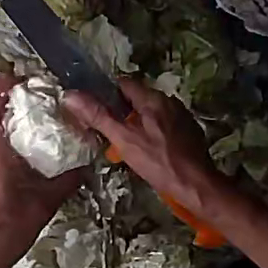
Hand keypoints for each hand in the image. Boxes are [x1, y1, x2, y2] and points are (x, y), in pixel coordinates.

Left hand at [0, 75, 87, 267]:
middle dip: (3, 97)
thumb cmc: (8, 226)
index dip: (0, 87)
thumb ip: (68, 181)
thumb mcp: (45, 202)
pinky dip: (4, 135)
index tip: (22, 78)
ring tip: (31, 114)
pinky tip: (26, 146)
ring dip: (2, 116)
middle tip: (31, 93)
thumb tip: (87, 165)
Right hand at [62, 79, 225, 210]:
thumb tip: (71, 95)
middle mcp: (170, 101)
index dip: (107, 93)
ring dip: (138, 122)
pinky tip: (149, 148)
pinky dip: (153, 131)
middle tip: (108, 129)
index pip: (124, 83)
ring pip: (152, 112)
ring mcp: (182, 116)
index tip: (96, 107)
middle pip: (138, 98)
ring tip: (126, 141)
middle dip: (122, 110)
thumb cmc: (157, 161)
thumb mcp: (124, 139)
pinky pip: (164, 123)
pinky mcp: (189, 131)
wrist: (195, 184)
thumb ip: (99, 116)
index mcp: (153, 98)